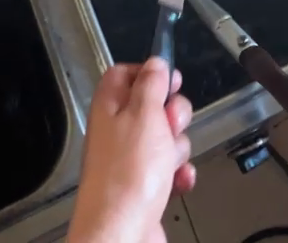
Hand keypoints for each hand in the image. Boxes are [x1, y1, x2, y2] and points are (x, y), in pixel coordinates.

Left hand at [69, 58, 195, 242]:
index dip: (150, 73)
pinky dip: (178, 174)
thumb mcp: (145, 114)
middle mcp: (116, 130)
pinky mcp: (144, 186)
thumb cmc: (128, 175)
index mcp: (109, 105)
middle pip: (152, 106)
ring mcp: (130, 160)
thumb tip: (156, 63)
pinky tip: (178, 182)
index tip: (171, 81)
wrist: (122, 235)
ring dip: (177, 148)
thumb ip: (152, 83)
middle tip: (170, 126)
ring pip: (165, 139)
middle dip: (172, 115)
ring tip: (169, 162)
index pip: (126, 72)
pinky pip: (169, 169)